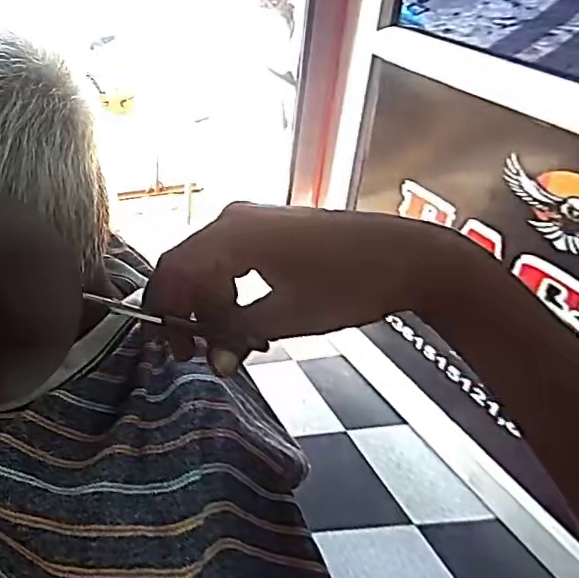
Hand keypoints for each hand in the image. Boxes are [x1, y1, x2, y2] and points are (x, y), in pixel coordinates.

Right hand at [144, 203, 493, 365]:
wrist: (414, 257)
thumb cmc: (354, 285)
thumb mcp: (288, 317)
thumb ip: (236, 334)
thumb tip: (209, 357)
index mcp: (231, 236)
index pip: (174, 272)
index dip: (165, 311)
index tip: (172, 346)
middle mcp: (231, 220)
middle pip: (184, 266)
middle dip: (183, 310)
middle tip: (190, 348)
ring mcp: (248, 220)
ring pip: (203, 264)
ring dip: (206, 303)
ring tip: (223, 339)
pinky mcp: (264, 228)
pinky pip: (224, 257)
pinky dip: (223, 288)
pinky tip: (241, 316)